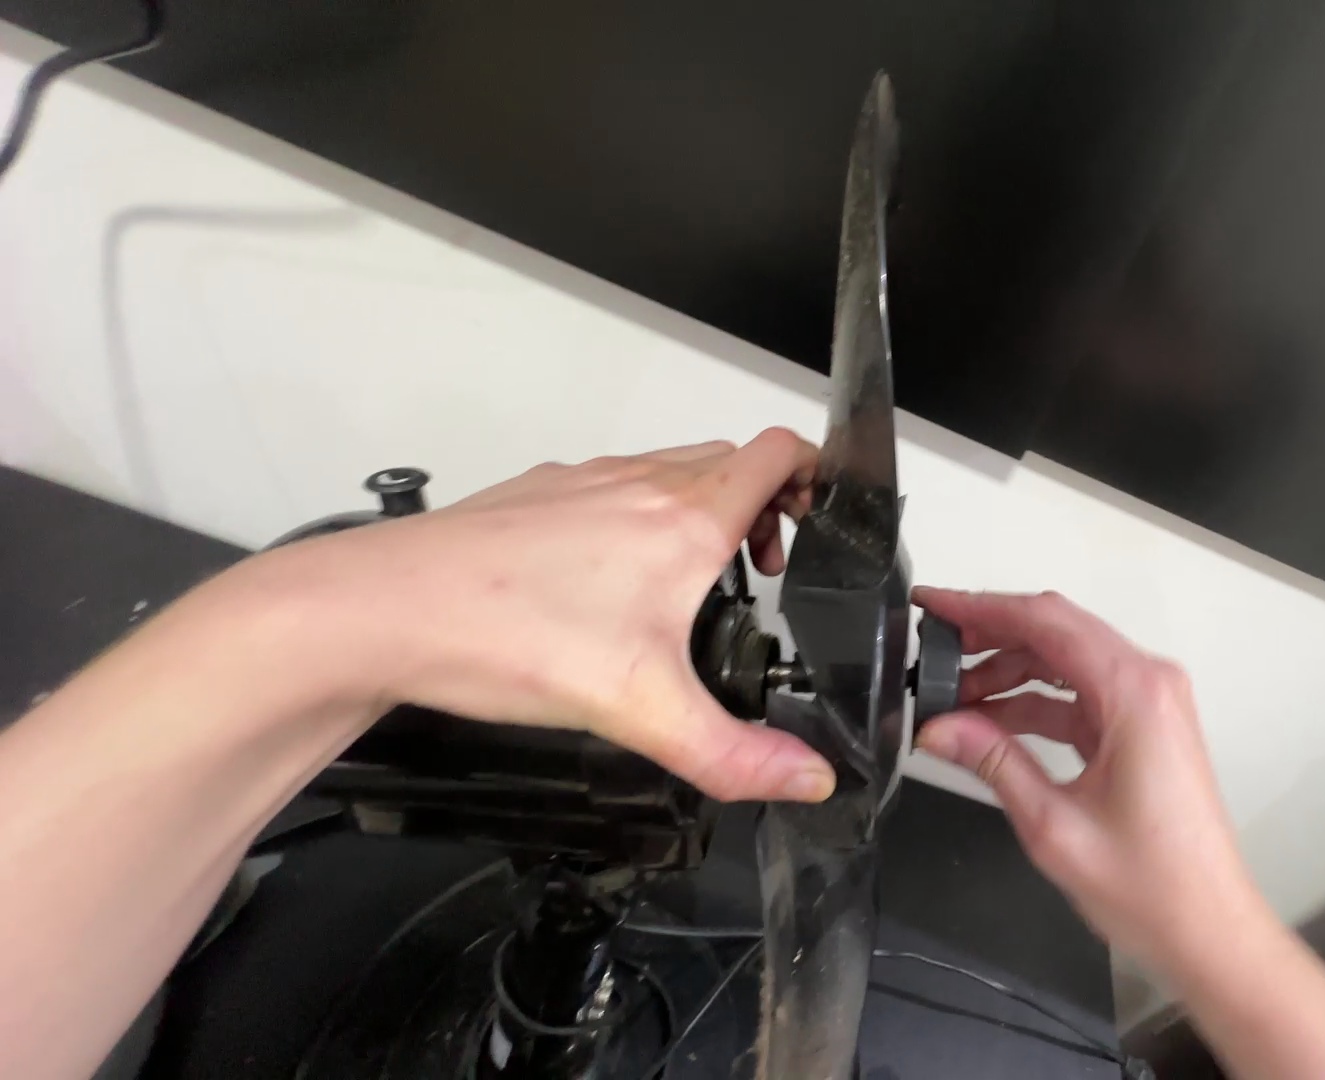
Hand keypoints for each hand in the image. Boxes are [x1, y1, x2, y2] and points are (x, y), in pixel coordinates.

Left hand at [219, 428, 836, 802]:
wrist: (375, 612)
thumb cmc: (510, 637)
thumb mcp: (642, 710)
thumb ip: (736, 752)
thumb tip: (809, 777)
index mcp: (687, 519)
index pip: (778, 453)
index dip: (815, 473)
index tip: (818, 519)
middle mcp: (645, 483)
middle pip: (737, 461)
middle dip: (769, 503)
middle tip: (761, 566)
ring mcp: (590, 479)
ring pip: (680, 467)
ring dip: (712, 505)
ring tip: (698, 571)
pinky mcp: (545, 490)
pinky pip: (623, 480)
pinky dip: (651, 507)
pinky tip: (619, 572)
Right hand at [911, 588, 1257, 973]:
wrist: (1211, 932)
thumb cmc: (1150, 886)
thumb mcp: (1054, 825)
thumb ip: (993, 762)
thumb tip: (936, 726)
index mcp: (1135, 692)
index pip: (1046, 621)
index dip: (982, 607)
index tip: (933, 603)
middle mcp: (1148, 682)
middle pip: (1055, 629)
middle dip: (989, 633)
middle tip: (933, 649)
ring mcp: (1147, 701)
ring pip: (1063, 658)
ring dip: (1007, 669)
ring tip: (953, 694)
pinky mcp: (1139, 724)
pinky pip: (1077, 692)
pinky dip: (1032, 699)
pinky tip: (989, 720)